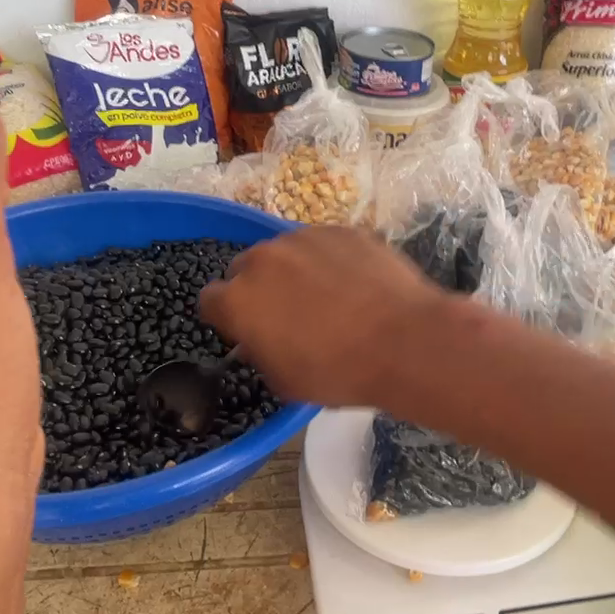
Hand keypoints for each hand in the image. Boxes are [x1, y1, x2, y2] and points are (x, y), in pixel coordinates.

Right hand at [198, 226, 451, 405]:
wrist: (404, 342)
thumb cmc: (338, 372)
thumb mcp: (285, 383)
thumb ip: (259, 356)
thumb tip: (257, 342)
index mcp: (238, 300)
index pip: (210, 301)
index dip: (228, 318)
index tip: (248, 331)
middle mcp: (264, 259)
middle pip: (246, 270)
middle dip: (260, 290)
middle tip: (291, 316)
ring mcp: (305, 238)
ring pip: (287, 253)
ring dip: (296, 272)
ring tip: (330, 299)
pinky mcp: (343, 230)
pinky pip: (325, 244)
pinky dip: (332, 261)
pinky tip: (357, 285)